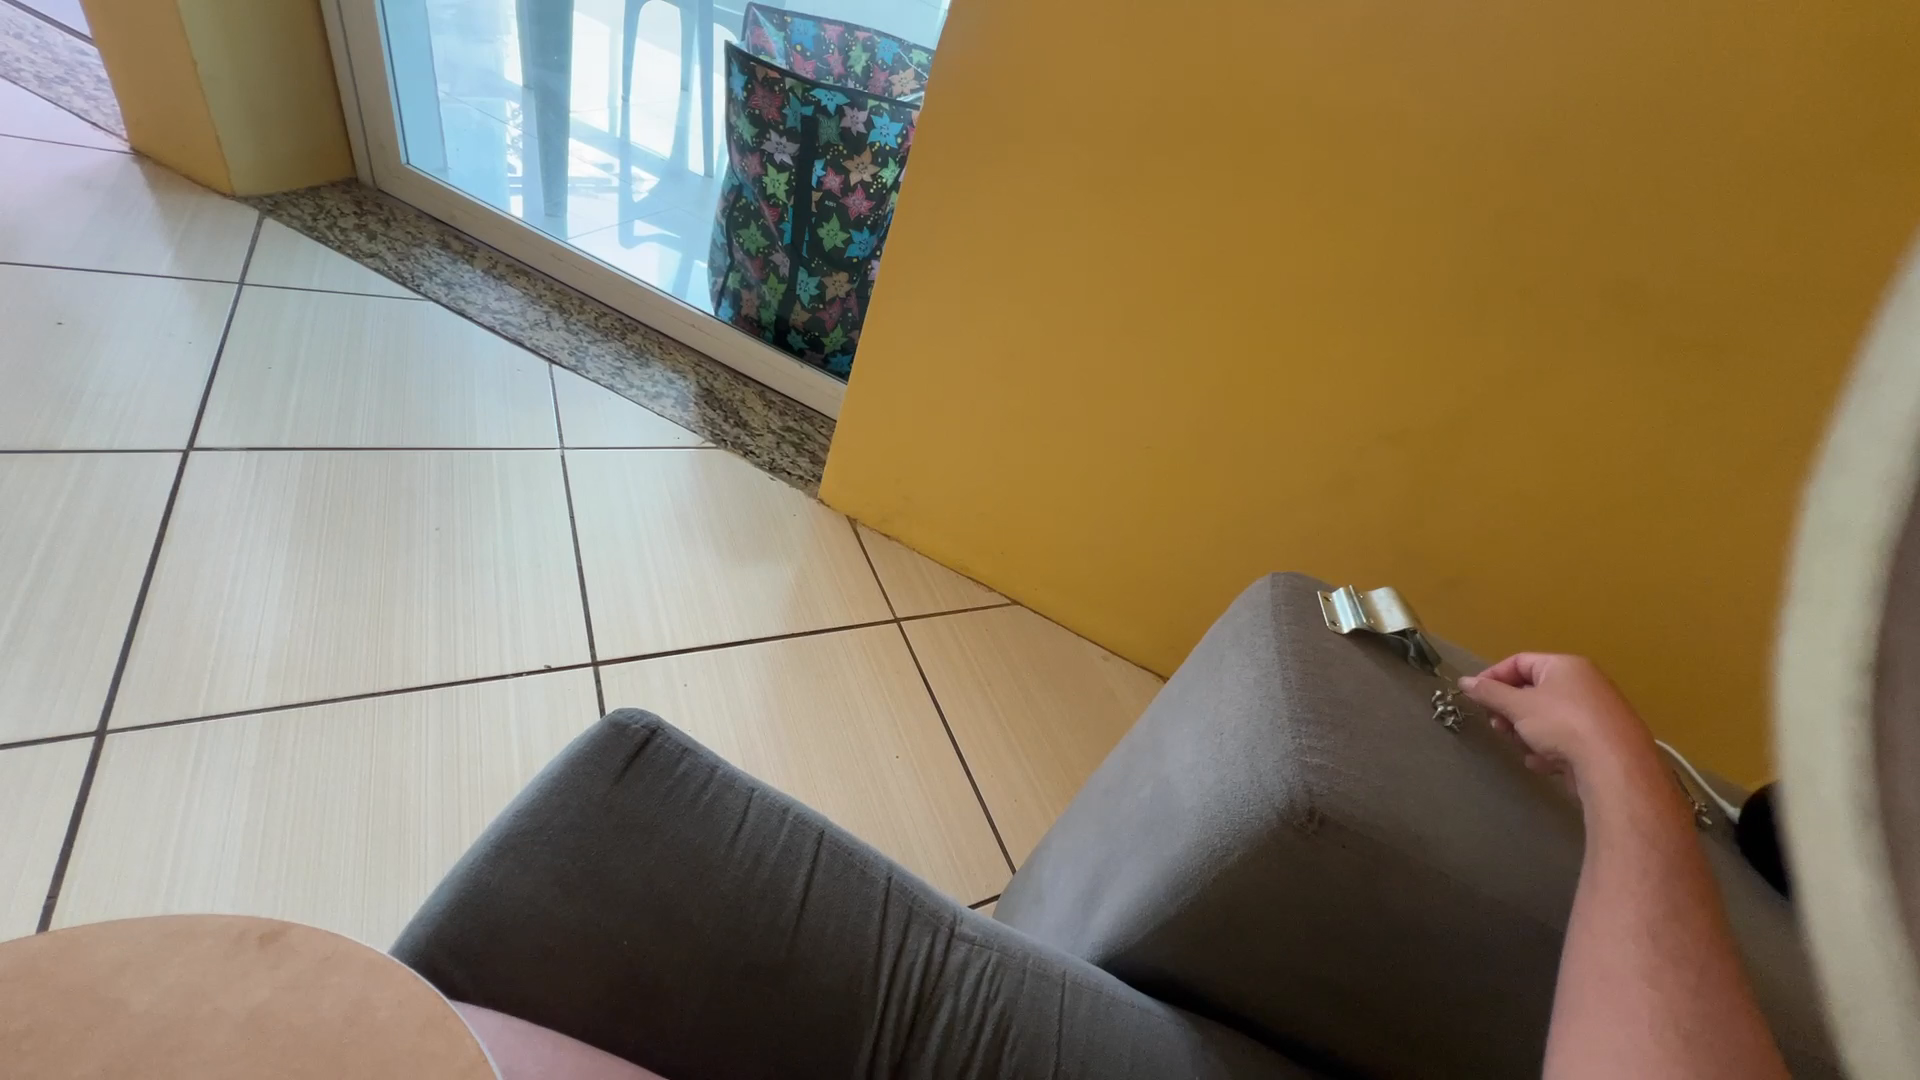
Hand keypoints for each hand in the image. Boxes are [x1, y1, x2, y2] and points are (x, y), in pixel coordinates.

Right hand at [1458, 654, 1664, 799]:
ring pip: (1543, 718)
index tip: (1474, 697)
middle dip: (1509, 711)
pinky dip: (1548, 748)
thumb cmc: (1561, 725)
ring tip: (1524, 747)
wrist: (1615, 768)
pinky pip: (1563, 737)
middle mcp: (1584, 684)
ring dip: (1525, 733)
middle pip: (1530, 692)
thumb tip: (1464, 681)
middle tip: (1498, 726)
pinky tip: (1546, 762)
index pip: (1518, 662)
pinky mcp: (1601, 740)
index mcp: (1565, 666)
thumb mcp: (1516, 705)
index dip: (1492, 678)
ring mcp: (1596, 713)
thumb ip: (1487, 692)